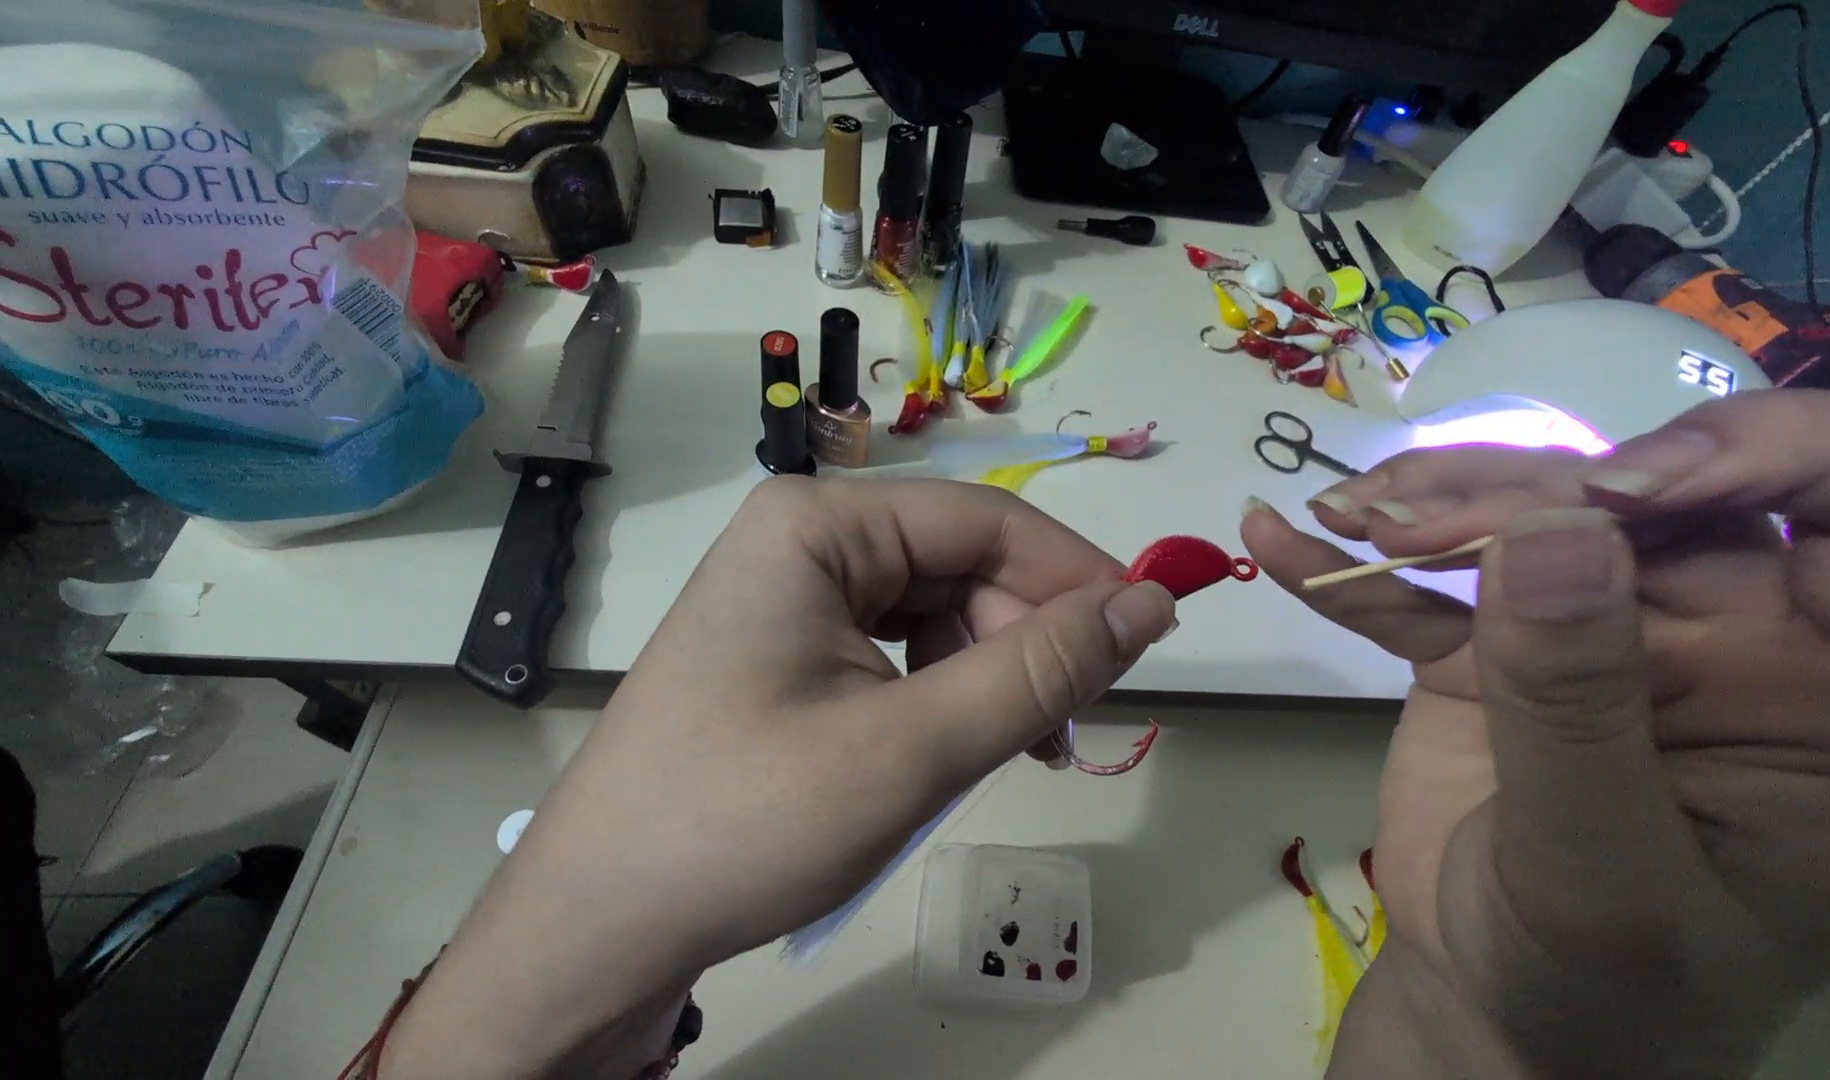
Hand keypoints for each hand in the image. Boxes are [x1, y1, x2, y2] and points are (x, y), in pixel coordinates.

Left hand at [384, 479, 1174, 1079]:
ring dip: (992, 670)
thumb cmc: (746, 820)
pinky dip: (945, 688)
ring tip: (1019, 748)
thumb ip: (1039, 671)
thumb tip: (1150, 605)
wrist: (602, 920)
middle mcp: (804, 537)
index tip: (1145, 636)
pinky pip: (898, 644)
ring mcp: (793, 591)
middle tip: (1067, 727)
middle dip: (1025, 638)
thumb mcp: (913, 747)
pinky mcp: (791, 644)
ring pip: (937, 608)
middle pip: (960, 563)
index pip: (984, 521)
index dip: (1074, 574)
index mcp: (818, 524)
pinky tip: (957, 742)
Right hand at [1242, 391, 1829, 1078]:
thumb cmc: (1604, 982)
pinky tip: (1277, 538)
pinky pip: (1418, 591)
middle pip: (1637, 500)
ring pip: (1521, 520)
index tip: (1616, 490)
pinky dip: (1344, 568)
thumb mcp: (1604, 870)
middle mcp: (1726, 638)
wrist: (1498, 1006)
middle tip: (1401, 530)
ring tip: (1339, 516)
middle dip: (1514, 494)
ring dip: (1424, 505)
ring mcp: (1590, 636)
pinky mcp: (1485, 652)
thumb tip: (1554, 528)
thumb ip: (1580, 709)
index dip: (1781, 458)